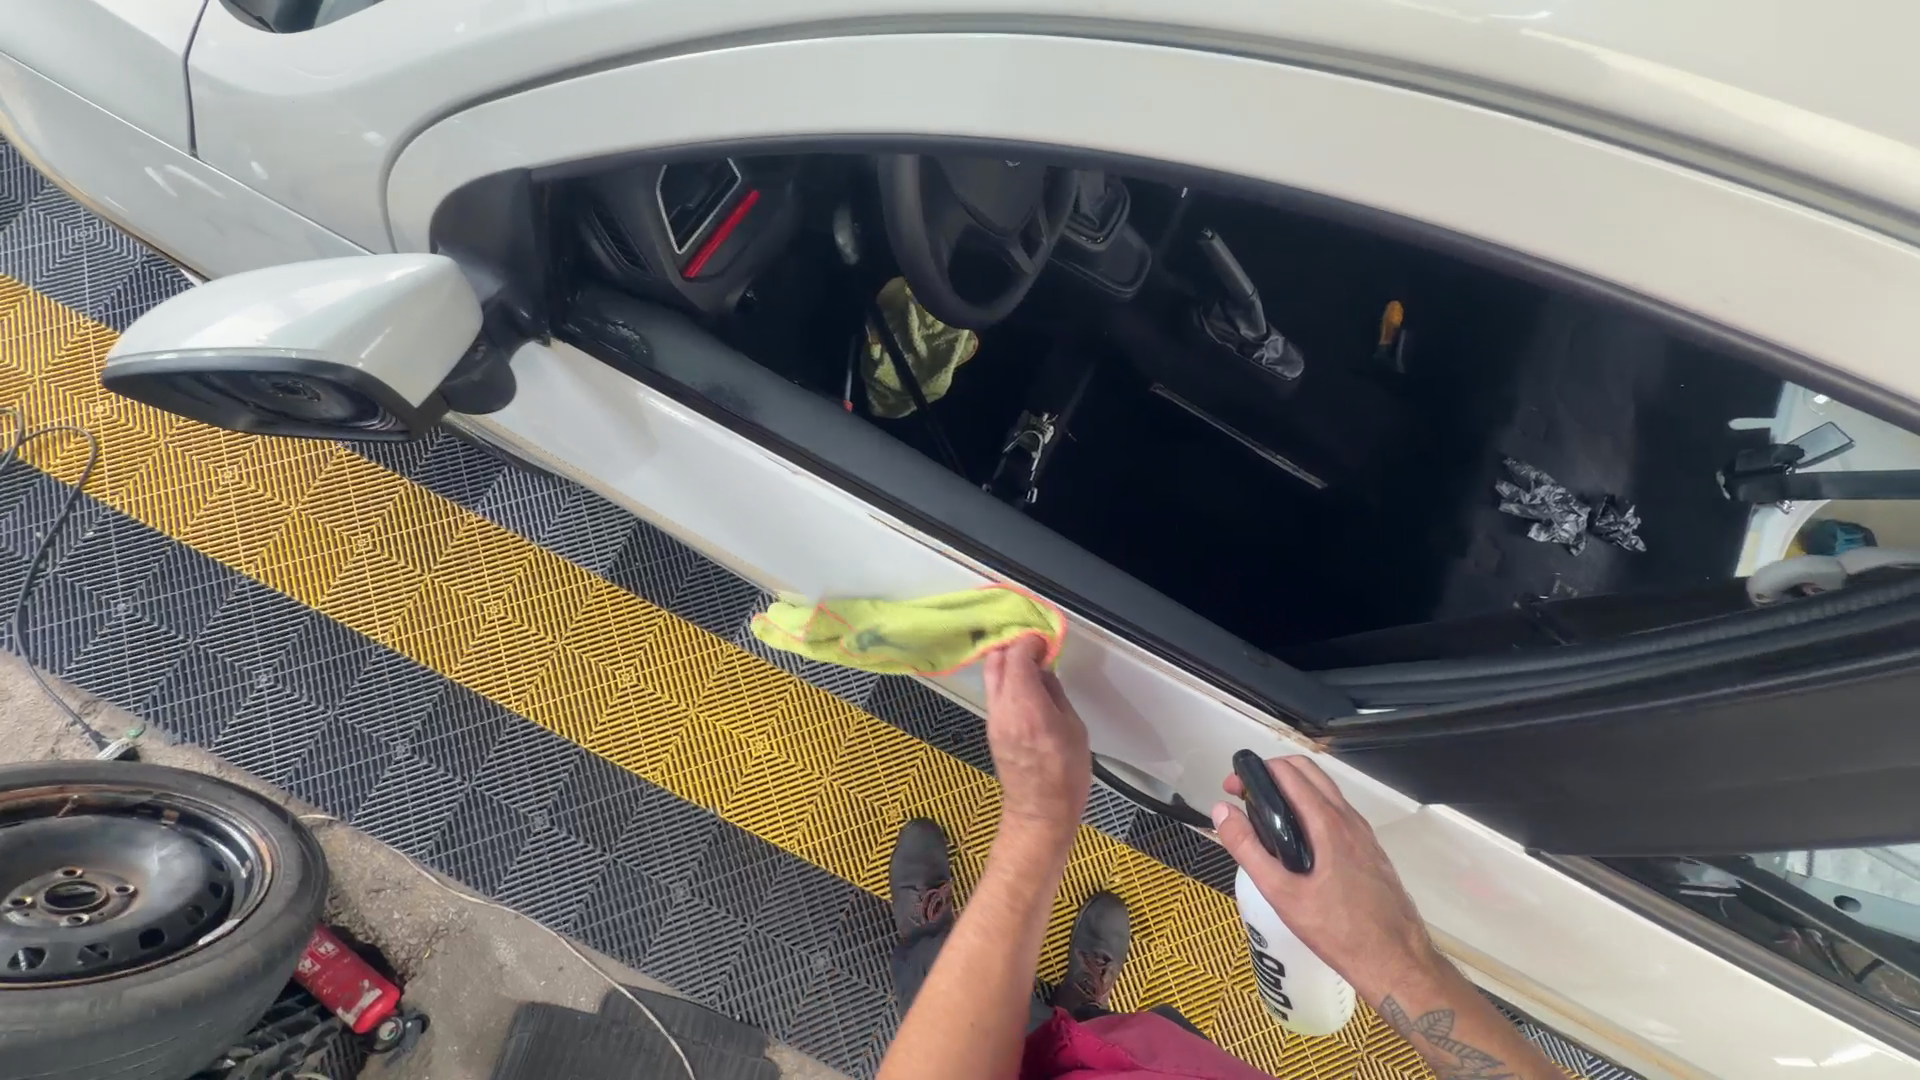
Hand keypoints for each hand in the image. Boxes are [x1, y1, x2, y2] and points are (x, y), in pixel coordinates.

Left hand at [982, 635, 1089, 841]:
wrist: (1041, 814)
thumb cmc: (1063, 778)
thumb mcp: (1074, 728)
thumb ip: (1056, 695)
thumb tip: (1046, 675)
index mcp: (1027, 707)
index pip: (1017, 656)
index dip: (1030, 642)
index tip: (1043, 641)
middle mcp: (1004, 710)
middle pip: (996, 660)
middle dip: (1015, 647)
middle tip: (1036, 649)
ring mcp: (994, 720)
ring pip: (991, 676)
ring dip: (1009, 664)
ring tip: (1033, 667)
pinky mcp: (992, 730)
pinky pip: (995, 694)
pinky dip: (1007, 682)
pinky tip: (1026, 688)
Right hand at [1213, 756, 1439, 1001]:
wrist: (1398, 965)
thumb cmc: (1338, 932)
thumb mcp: (1282, 894)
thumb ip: (1248, 849)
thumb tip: (1222, 811)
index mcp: (1328, 823)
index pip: (1287, 772)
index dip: (1254, 771)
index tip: (1233, 788)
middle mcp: (1349, 820)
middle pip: (1308, 771)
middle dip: (1272, 771)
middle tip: (1247, 795)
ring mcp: (1364, 834)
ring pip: (1326, 790)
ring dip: (1293, 787)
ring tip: (1267, 815)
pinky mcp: (1371, 851)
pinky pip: (1338, 812)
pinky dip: (1312, 806)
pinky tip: (1298, 841)